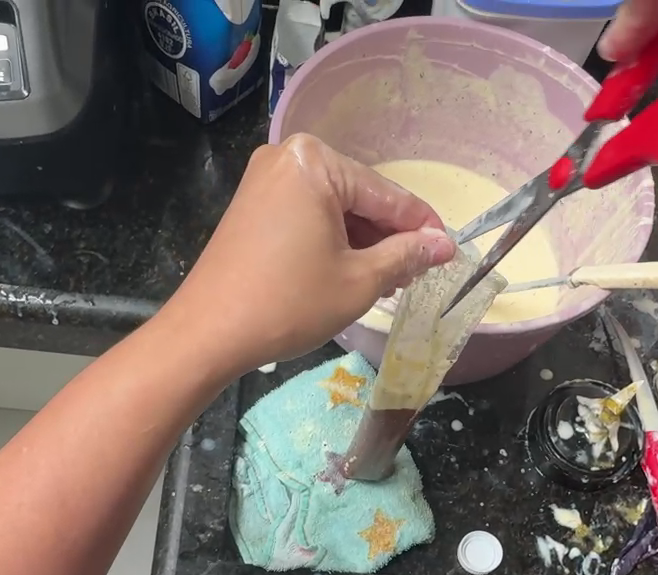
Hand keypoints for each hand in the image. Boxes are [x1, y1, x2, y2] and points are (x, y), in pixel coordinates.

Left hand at [158, 133, 457, 374]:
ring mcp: (265, 182)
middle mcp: (288, 158)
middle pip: (359, 198)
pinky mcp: (252, 208)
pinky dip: (330, 244)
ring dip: (361, 244)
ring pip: (333, 210)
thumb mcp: (357, 282)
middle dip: (387, 238)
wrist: (208, 333)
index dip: (421, 227)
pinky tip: (348, 274)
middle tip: (415, 275)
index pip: (386, 194)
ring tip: (385, 283)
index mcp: (316, 162)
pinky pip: (307, 218)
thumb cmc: (287, 304)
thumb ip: (405, 257)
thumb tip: (444, 245)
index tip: (449, 251)